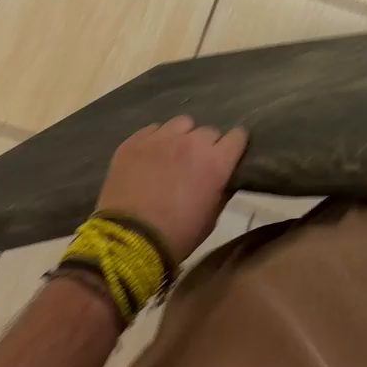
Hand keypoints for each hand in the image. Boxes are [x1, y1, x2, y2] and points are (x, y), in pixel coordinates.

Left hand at [96, 116, 247, 262]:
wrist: (128, 242)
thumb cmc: (177, 236)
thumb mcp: (212, 218)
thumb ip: (222, 190)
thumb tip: (224, 178)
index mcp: (216, 162)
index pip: (238, 135)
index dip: (234, 146)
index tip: (228, 156)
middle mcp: (192, 142)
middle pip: (208, 131)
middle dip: (206, 146)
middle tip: (196, 165)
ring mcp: (162, 138)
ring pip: (181, 124)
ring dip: (182, 137)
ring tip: (172, 155)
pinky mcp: (135, 140)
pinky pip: (153, 130)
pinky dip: (156, 140)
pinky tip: (150, 157)